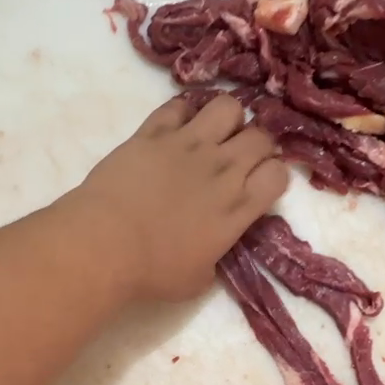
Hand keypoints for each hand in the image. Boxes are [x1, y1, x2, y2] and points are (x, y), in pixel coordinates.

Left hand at [63, 95, 288, 301]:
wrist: (106, 244)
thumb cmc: (153, 271)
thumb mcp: (198, 279)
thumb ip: (215, 257)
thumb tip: (211, 251)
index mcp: (238, 207)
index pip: (278, 174)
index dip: (272, 176)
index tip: (257, 185)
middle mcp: (222, 169)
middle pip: (261, 136)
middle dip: (256, 144)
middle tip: (238, 157)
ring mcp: (189, 144)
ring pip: (228, 107)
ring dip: (226, 119)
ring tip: (212, 134)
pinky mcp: (154, 131)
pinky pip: (179, 105)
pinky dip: (182, 113)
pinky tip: (175, 128)